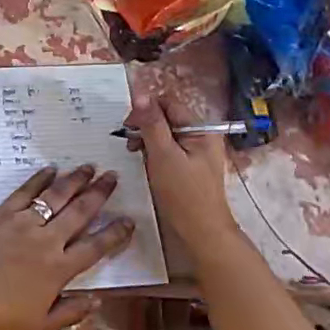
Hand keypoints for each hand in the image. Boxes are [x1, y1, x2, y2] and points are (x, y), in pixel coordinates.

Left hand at [0, 165, 134, 329]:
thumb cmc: (0, 316)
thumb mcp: (41, 324)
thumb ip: (71, 311)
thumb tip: (97, 298)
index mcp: (59, 269)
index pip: (96, 247)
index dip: (116, 233)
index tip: (129, 220)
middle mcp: (47, 241)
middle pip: (80, 212)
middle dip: (100, 192)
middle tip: (112, 177)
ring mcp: (24, 223)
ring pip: (56, 195)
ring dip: (75, 179)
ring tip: (89, 167)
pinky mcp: (2, 213)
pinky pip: (25, 191)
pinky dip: (40, 179)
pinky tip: (51, 170)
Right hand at [127, 90, 235, 254]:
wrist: (201, 234)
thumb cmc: (183, 194)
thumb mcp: (163, 155)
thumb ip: (152, 124)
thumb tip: (140, 95)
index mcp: (201, 129)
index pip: (168, 104)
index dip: (146, 111)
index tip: (128, 127)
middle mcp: (201, 136)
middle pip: (166, 118)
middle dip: (146, 127)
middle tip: (130, 144)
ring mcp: (195, 153)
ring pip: (165, 135)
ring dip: (147, 140)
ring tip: (135, 154)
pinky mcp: (188, 167)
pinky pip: (168, 150)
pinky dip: (154, 153)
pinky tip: (145, 164)